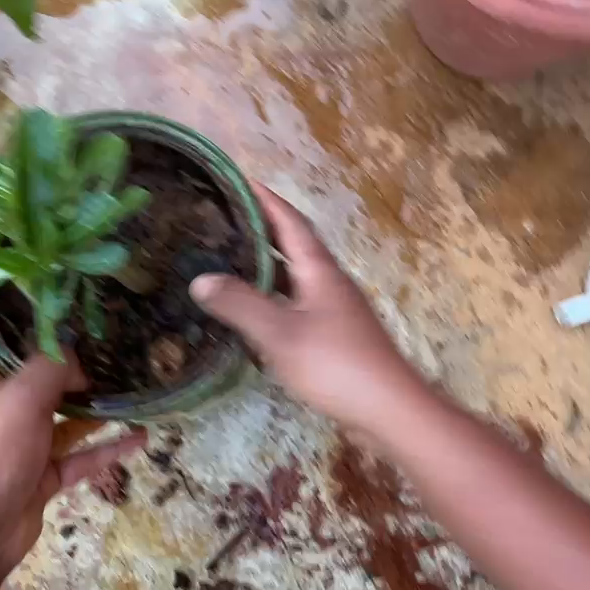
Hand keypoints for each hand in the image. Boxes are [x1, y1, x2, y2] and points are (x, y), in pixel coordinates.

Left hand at [0, 336, 145, 579]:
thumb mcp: (20, 398)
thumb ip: (52, 367)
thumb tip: (80, 357)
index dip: (8, 313)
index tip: (44, 293)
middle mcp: (4, 409)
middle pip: (38, 376)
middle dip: (70, 359)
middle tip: (112, 337)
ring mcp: (25, 446)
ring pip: (66, 418)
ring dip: (97, 405)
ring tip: (135, 384)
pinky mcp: (44, 478)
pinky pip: (82, 457)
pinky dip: (109, 448)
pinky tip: (141, 437)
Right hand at [190, 182, 426, 433]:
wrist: (388, 409)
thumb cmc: (335, 365)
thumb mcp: (280, 333)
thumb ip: (240, 305)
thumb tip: (200, 279)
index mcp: (320, 271)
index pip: (291, 223)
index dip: (266, 201)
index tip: (240, 180)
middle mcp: (330, 283)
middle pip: (295, 247)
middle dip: (262, 231)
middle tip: (224, 221)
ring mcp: (337, 311)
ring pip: (296, 279)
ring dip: (268, 267)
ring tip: (232, 263)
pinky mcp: (337, 337)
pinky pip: (299, 305)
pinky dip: (275, 300)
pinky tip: (256, 315)